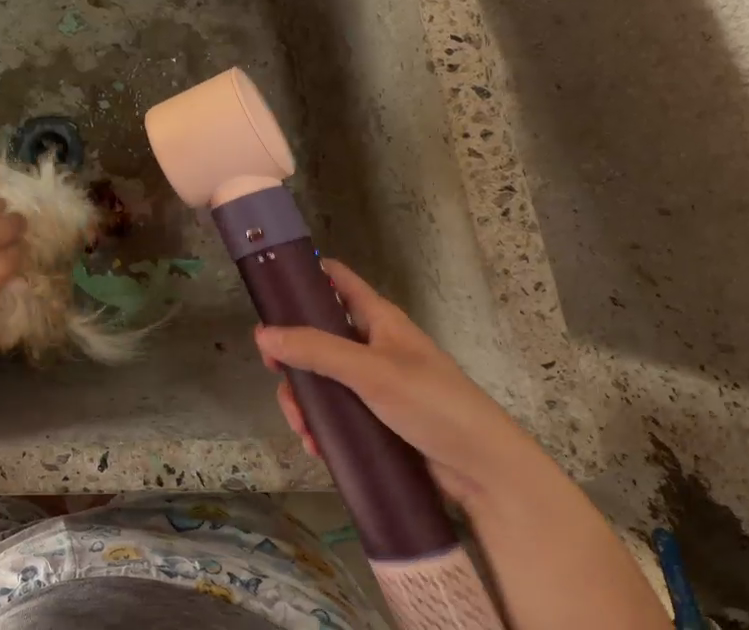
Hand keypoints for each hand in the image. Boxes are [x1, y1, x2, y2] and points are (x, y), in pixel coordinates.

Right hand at [255, 259, 541, 505]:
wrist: (486, 471)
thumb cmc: (434, 404)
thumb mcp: (371, 371)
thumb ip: (316, 350)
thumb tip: (262, 335)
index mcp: (379, 320)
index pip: (337, 281)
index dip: (304, 276)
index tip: (268, 287)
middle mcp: (373, 346)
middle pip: (317, 336)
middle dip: (291, 355)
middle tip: (274, 371)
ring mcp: (374, 384)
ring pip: (320, 379)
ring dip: (303, 401)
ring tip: (302, 427)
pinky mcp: (375, 419)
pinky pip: (335, 413)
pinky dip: (320, 425)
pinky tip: (315, 444)